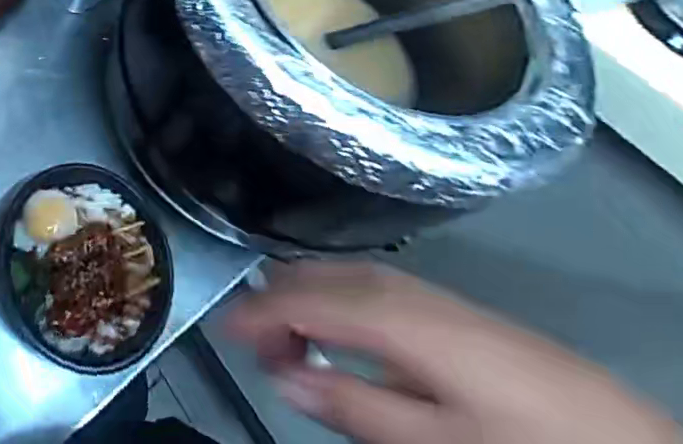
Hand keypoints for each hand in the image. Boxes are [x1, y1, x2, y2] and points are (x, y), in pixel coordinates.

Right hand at [228, 260, 682, 443]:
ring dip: (308, 296)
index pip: (306, 299)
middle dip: (278, 299)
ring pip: (347, 276)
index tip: (225, 329)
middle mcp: (408, 291)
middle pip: (322, 277)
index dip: (260, 311)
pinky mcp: (457, 310)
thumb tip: (282, 374)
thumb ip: (355, 406)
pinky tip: (343, 327)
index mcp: (397, 318)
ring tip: (287, 331)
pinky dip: (340, 298)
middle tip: (252, 339)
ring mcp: (435, 296)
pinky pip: (374, 285)